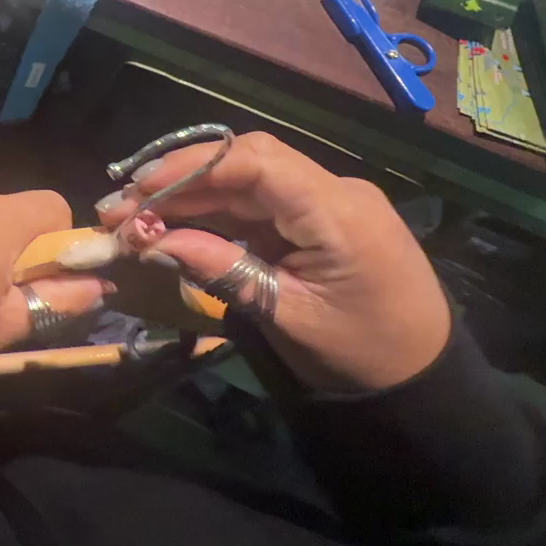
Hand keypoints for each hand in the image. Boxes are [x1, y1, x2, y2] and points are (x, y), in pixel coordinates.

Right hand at [97, 133, 449, 391]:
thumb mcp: (288, 317)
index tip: (141, 186)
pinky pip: (253, 202)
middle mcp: (332, 191)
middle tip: (120, 207)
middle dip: (177, 180)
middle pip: (242, 164)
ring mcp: (323, 201)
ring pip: (241, 181)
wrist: (425, 383)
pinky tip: (170, 223)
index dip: (192, 165)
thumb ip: (222, 270)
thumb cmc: (363, 356)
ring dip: (186, 196)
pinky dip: (209, 212)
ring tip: (132, 217)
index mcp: (338, 212)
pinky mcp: (312, 216)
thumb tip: (152, 240)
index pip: (256, 161)